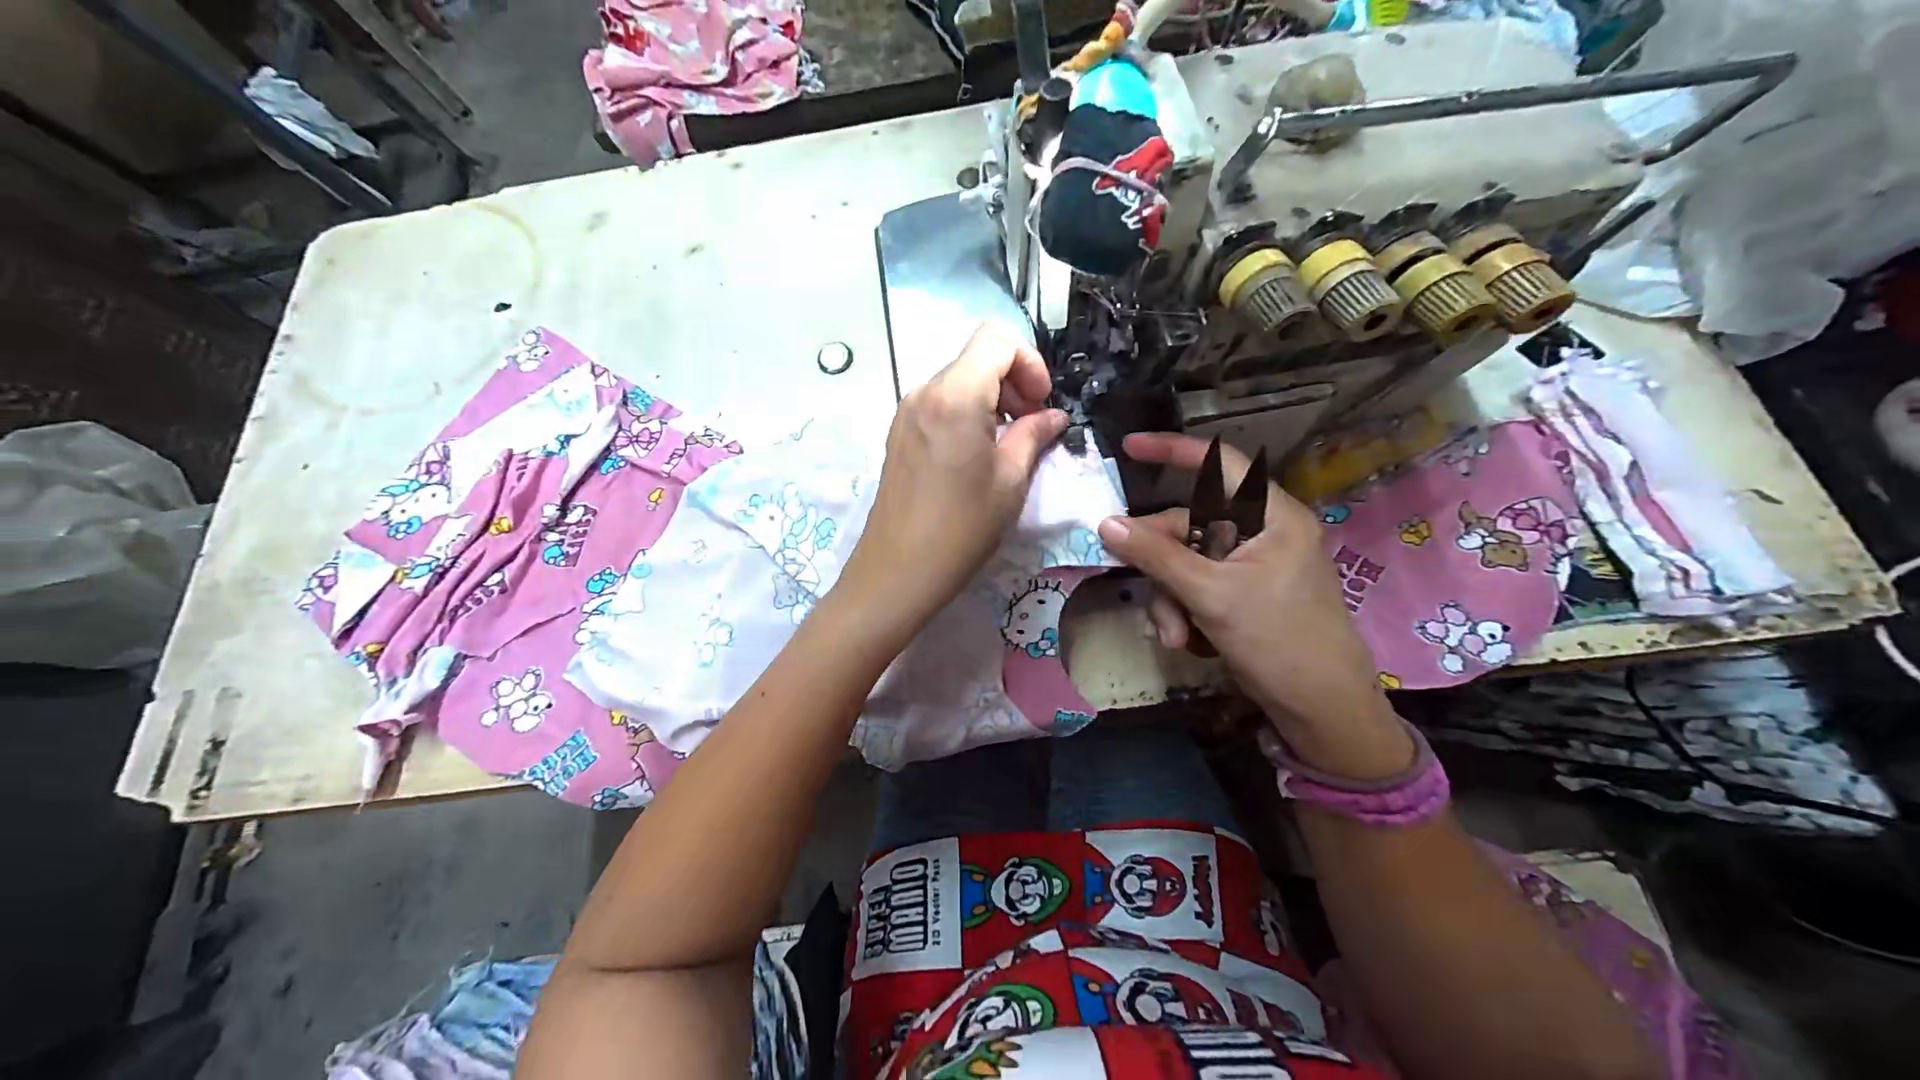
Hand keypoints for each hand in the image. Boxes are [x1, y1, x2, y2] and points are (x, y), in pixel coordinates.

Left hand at [844, 324, 1066, 622]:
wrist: (897, 572)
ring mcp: (905, 413)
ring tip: (1009, 442)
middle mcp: (923, 393)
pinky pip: (940, 404)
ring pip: (958, 381)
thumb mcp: (1010, 481)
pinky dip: (967, 413)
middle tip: (1032, 425)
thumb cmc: (961, 528)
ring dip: (991, 398)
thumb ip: (1034, 436)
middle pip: (976, 358)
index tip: (1042, 402)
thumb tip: (1053, 416)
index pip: (995, 340)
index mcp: (954, 396)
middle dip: (1013, 381)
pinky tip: (978, 453)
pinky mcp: (898, 434)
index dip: (1029, 362)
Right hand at [1096, 432, 1413, 778]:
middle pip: (1189, 526)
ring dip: (1170, 598)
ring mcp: (1251, 566)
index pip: (1220, 466)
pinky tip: (1187, 642)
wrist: (1321, 709)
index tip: (1129, 448)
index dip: (1174, 451)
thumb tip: (1105, 523)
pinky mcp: (1242, 594)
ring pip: (1186, 563)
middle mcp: (1262, 533)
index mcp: (1272, 517)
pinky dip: (1184, 611)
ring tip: (1175, 636)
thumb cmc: (1278, 640)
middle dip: (1162, 566)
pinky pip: (1196, 587)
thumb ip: (1156, 555)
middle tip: (1142, 590)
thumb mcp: (1209, 595)